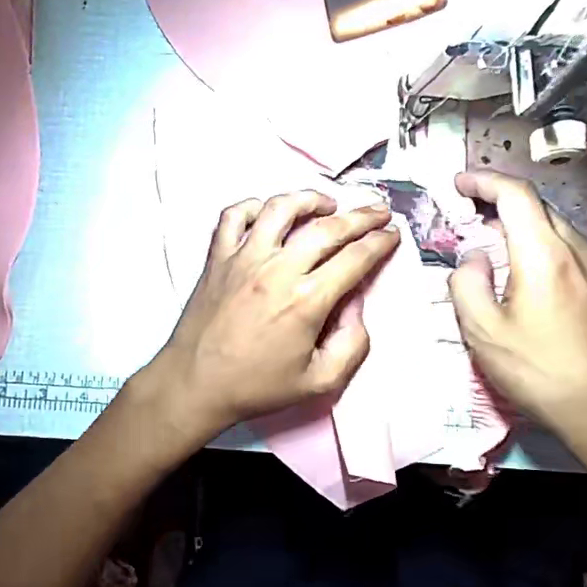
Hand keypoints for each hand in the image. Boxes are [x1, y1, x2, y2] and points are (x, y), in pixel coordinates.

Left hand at [140, 191, 398, 443]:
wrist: (193, 386)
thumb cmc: (257, 386)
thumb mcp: (319, 382)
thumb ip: (352, 345)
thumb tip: (357, 307)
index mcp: (306, 301)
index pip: (355, 258)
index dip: (380, 242)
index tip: (392, 234)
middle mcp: (277, 270)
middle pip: (328, 228)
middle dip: (361, 216)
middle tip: (378, 211)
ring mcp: (243, 258)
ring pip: (281, 209)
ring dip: (310, 199)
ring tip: (328, 203)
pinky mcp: (217, 257)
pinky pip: (234, 215)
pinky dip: (254, 206)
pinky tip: (270, 213)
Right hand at [447, 170, 586, 502]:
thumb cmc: (544, 373)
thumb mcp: (485, 334)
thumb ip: (467, 285)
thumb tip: (473, 257)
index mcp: (545, 253)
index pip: (515, 194)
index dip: (483, 180)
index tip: (460, 183)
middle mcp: (579, 249)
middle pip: (538, 208)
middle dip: (501, 205)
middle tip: (471, 219)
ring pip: (557, 230)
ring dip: (524, 230)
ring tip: (498, 253)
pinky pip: (571, 253)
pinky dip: (544, 251)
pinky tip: (532, 282)